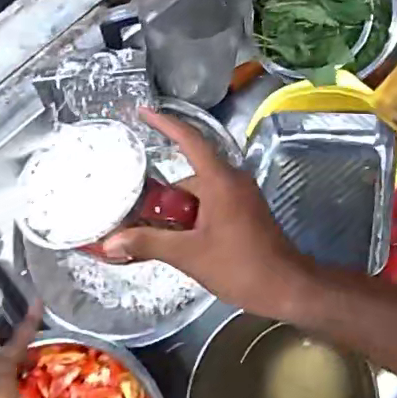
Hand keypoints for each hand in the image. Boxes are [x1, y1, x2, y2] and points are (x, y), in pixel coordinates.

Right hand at [100, 108, 309, 316]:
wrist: (285, 286)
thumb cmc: (239, 265)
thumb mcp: (189, 255)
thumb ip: (149, 243)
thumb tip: (111, 242)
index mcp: (220, 180)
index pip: (190, 140)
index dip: (166, 124)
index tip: (144, 111)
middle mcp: (233, 180)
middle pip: (190, 175)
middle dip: (164, 196)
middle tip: (137, 216)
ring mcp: (242, 195)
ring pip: (200, 192)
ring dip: (178, 210)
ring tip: (154, 235)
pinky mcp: (246, 211)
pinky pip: (213, 203)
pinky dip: (193, 216)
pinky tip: (179, 240)